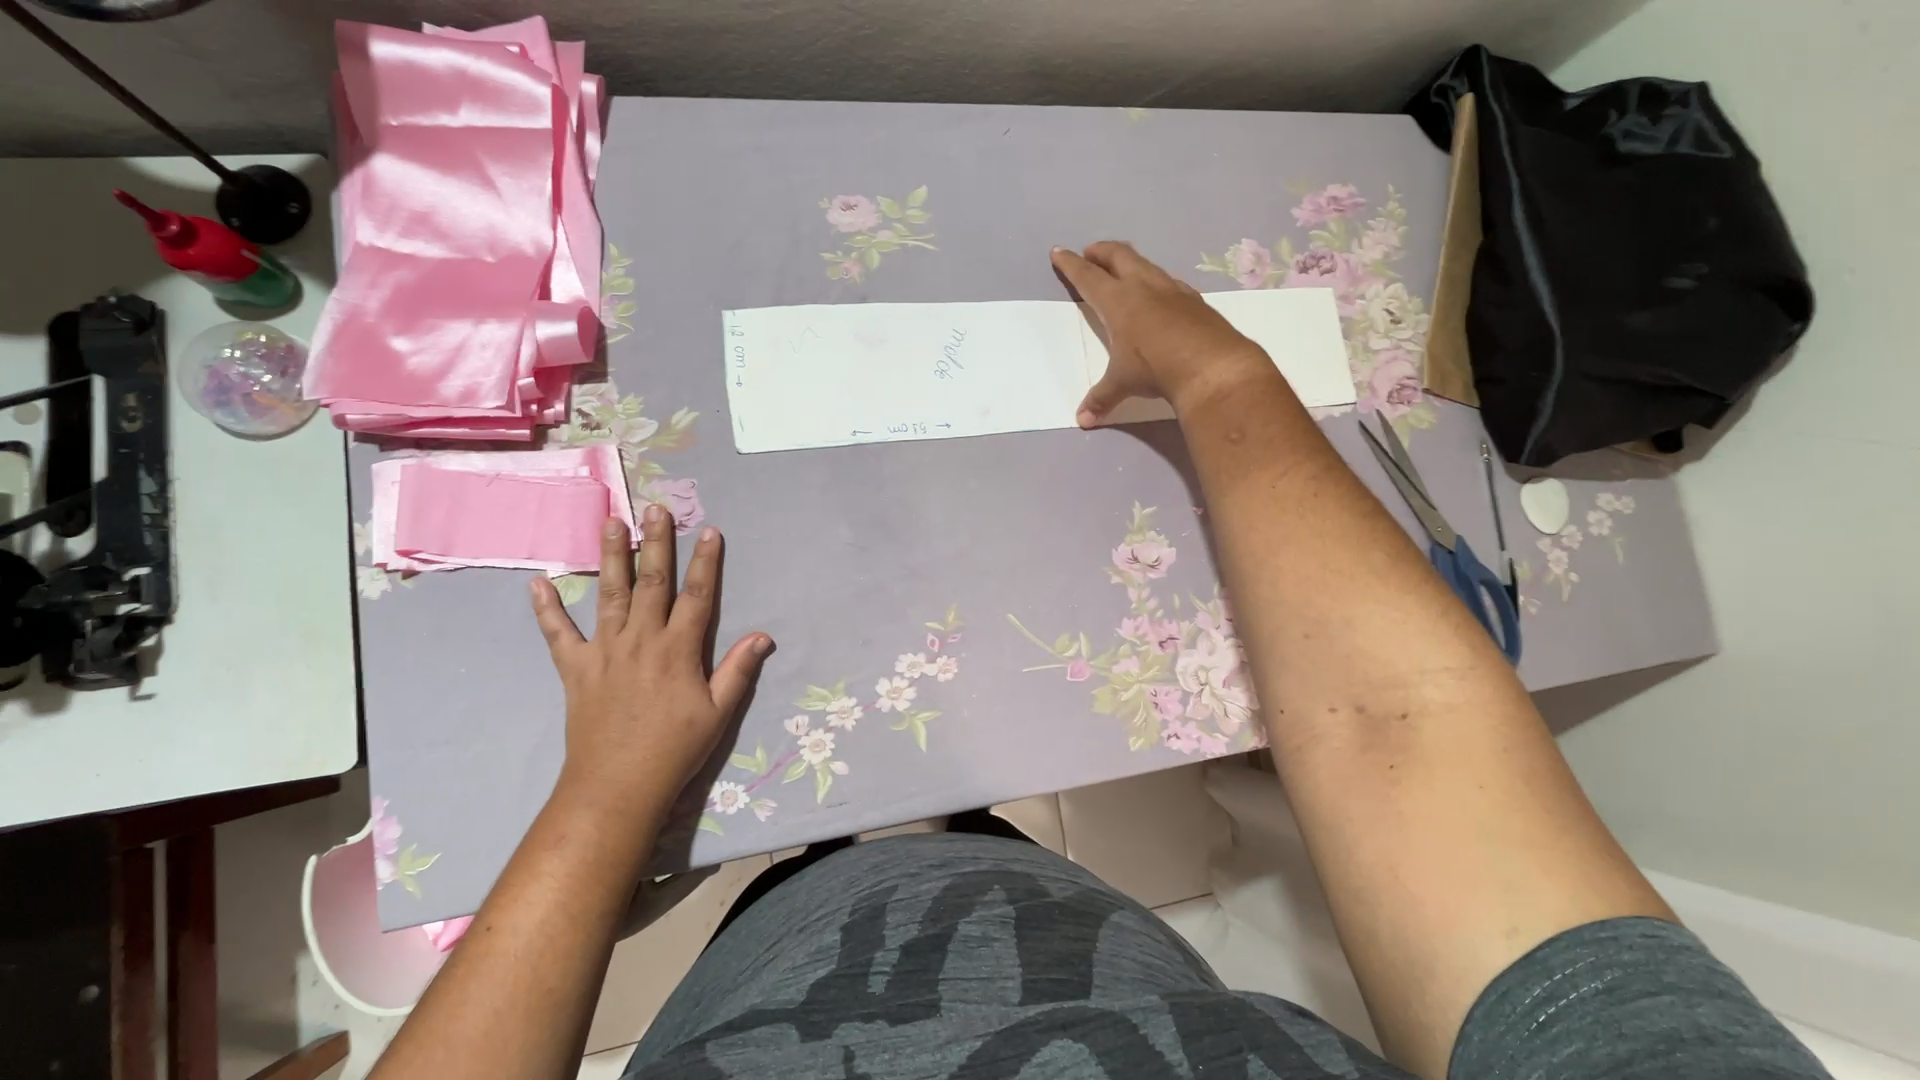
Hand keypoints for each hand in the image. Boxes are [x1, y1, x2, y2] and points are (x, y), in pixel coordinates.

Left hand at [529, 505, 771, 816]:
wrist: (617, 785)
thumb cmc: (675, 750)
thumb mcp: (718, 713)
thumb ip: (738, 671)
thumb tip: (763, 635)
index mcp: (678, 650)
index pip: (697, 596)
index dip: (706, 562)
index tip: (710, 531)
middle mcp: (641, 640)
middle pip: (652, 582)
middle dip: (657, 543)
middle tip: (655, 509)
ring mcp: (605, 651)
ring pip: (609, 594)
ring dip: (611, 557)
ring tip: (610, 523)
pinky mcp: (576, 669)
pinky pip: (559, 634)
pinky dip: (548, 610)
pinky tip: (538, 584)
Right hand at [1052, 242, 1276, 426]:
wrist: (1212, 366)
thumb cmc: (1155, 368)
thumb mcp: (1122, 384)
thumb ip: (1102, 398)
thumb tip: (1083, 421)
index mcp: (1118, 301)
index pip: (1088, 277)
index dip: (1071, 264)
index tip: (1059, 252)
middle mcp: (1144, 287)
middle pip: (1119, 256)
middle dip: (1101, 251)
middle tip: (1090, 252)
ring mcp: (1173, 290)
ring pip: (1147, 264)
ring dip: (1130, 262)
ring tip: (1124, 268)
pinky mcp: (1195, 300)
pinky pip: (1170, 282)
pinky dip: (1157, 281)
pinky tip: (1161, 293)